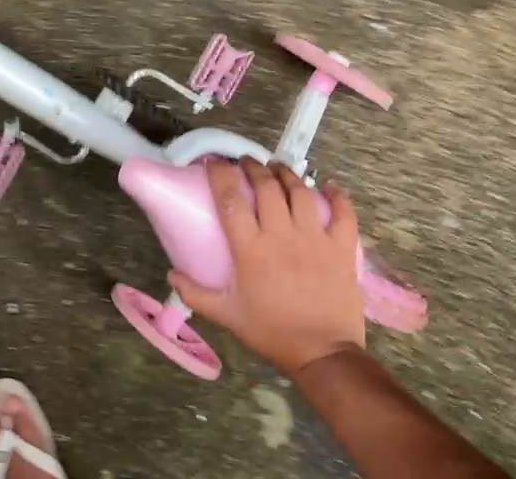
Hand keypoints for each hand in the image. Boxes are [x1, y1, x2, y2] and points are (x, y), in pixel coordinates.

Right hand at [171, 159, 365, 376]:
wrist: (323, 355)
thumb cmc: (272, 332)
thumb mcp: (227, 314)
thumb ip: (196, 293)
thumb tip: (171, 275)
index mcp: (250, 249)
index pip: (230, 198)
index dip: (220, 174)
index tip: (214, 162)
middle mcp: (281, 236)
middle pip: (266, 187)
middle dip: (254, 167)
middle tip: (246, 162)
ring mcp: (315, 239)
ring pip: (301, 192)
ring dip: (287, 174)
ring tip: (278, 167)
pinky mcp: (342, 249)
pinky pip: (344, 214)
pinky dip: (338, 196)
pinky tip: (330, 187)